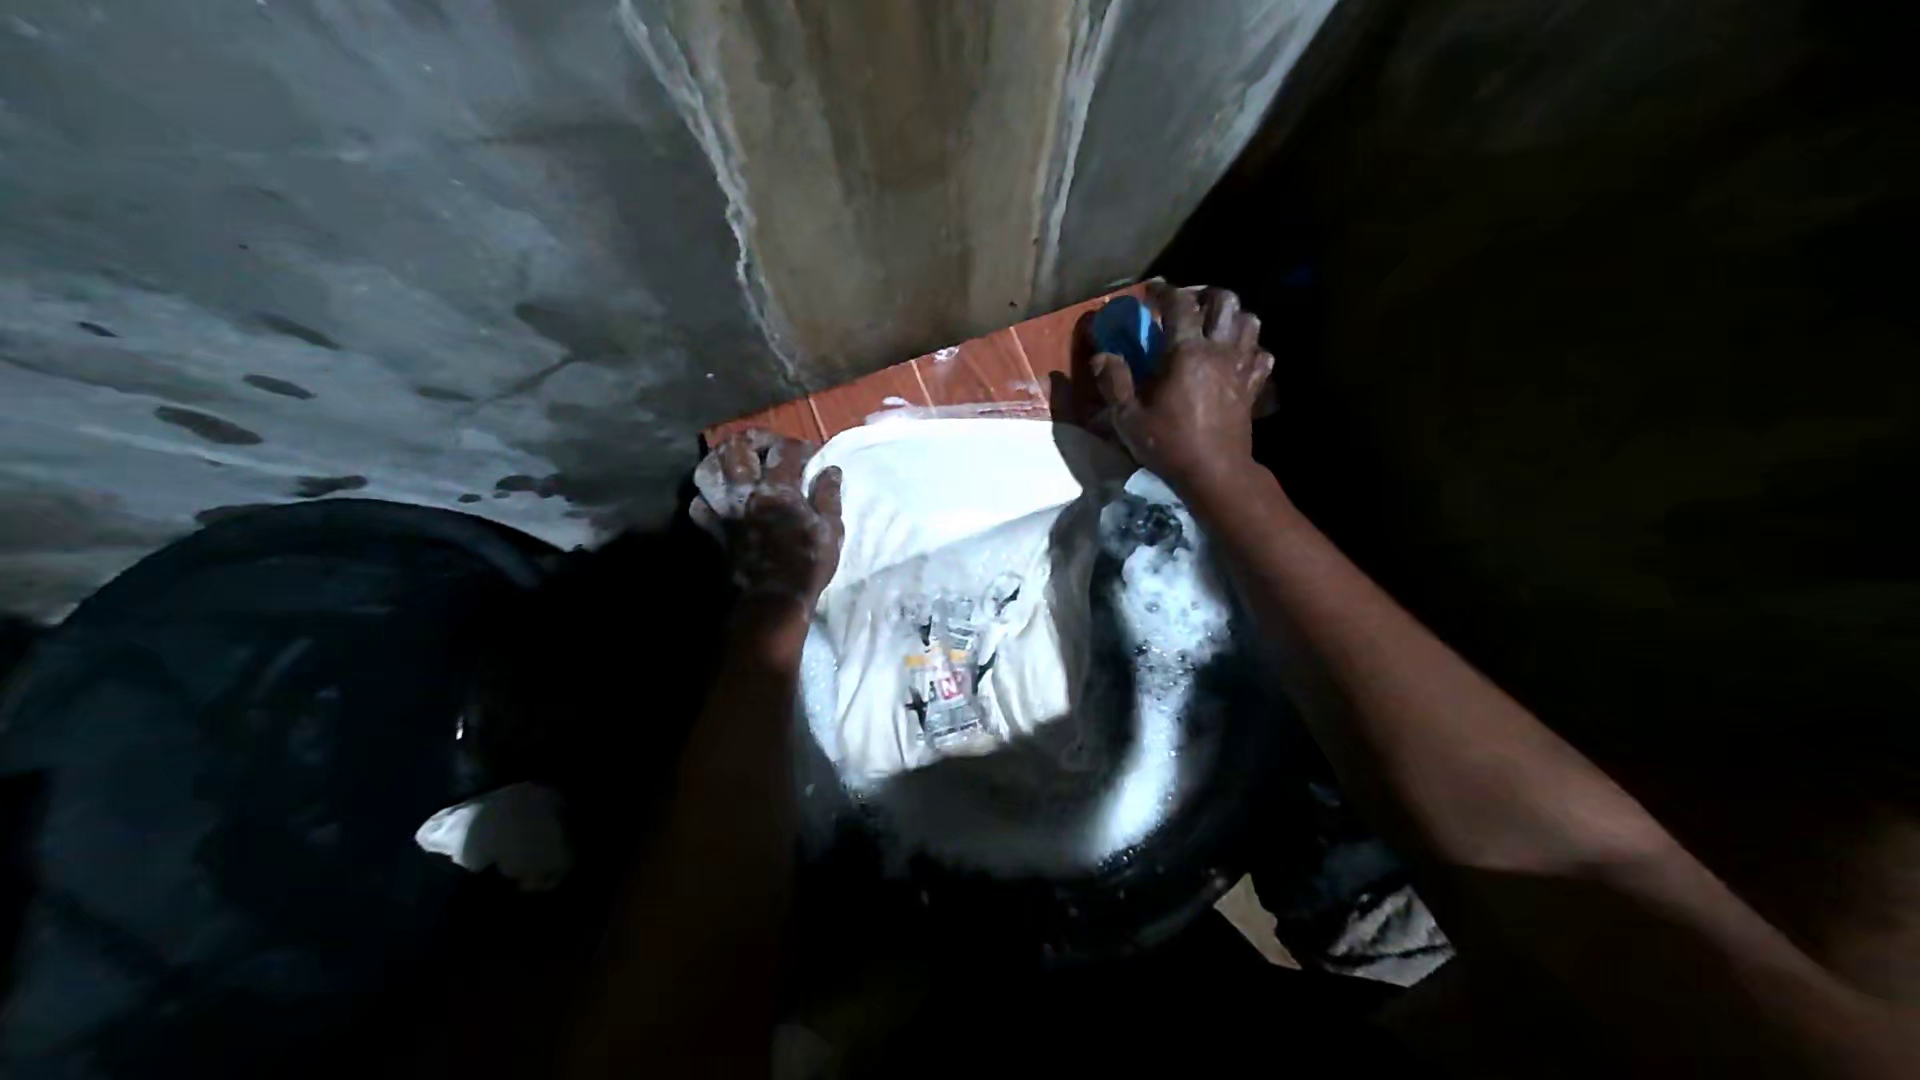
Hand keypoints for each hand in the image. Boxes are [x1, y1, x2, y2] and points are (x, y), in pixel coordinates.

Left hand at [690, 430, 843, 610]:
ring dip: (721, 460)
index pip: (785, 450)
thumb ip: (829, 496)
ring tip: (736, 463)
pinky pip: (699, 505)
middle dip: (754, 439)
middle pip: (737, 447)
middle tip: (768, 446)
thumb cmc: (807, 564)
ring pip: (708, 470)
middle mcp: (746, 492)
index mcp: (778, 490)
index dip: (800, 446)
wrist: (774, 600)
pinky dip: (706, 497)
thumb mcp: (831, 530)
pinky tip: (720, 497)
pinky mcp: (714, 529)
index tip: (810, 455)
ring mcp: (725, 510)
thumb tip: (831, 470)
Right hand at [1089, 282, 1273, 495]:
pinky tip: (1235, 357)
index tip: (1151, 292)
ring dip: (1231, 316)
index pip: (1180, 303)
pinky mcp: (1254, 386)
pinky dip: (1250, 348)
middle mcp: (1219, 350)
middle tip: (1186, 304)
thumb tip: (1101, 356)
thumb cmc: (1168, 445)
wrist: (1215, 473)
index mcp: (1186, 352)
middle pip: (1225, 300)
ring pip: (1249, 321)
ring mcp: (1242, 366)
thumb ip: (1113, 382)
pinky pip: (1261, 353)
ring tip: (1213, 326)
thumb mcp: (1128, 417)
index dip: (1164, 291)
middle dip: (1204, 294)